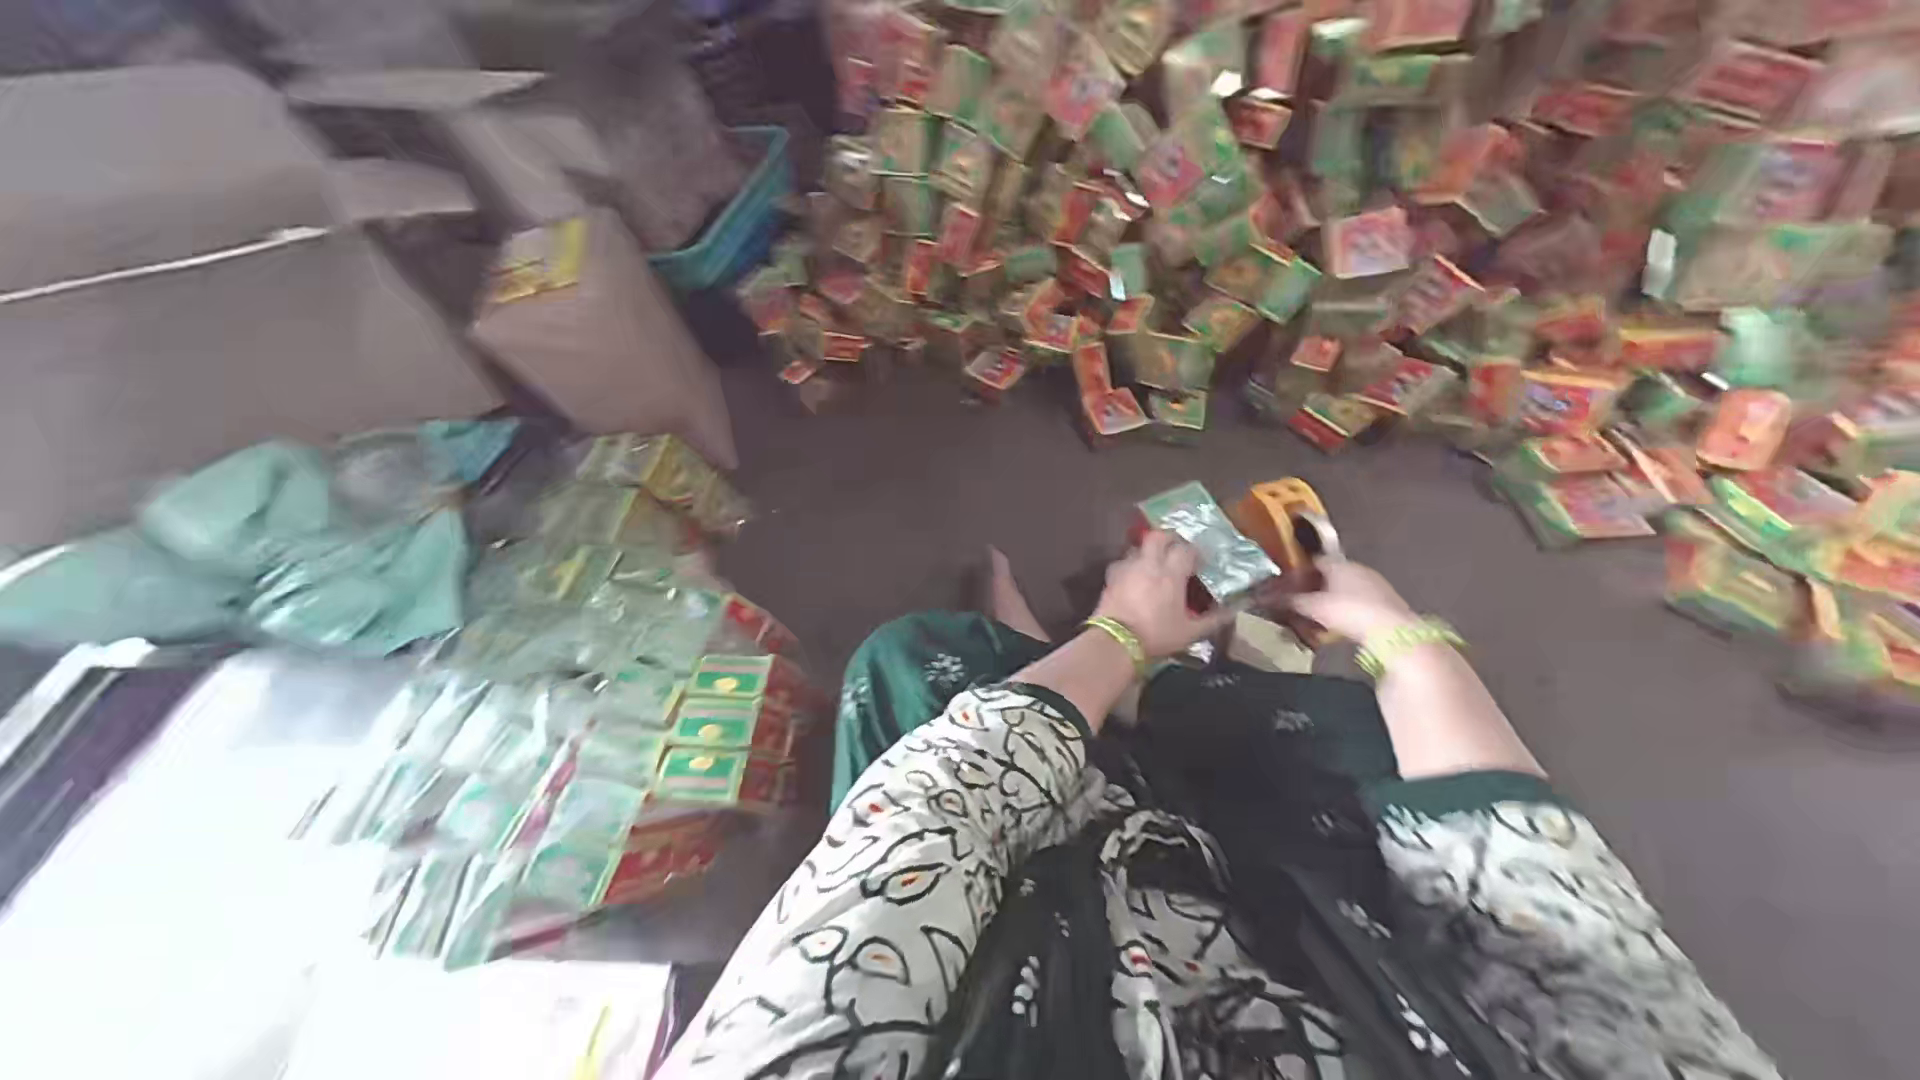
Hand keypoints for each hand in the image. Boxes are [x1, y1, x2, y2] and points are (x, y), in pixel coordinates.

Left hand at [1092, 531, 1235, 657]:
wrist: (1116, 641)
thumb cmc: (1156, 635)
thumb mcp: (1190, 632)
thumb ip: (1214, 619)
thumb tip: (1234, 610)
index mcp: (1171, 574)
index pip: (1185, 550)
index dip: (1194, 552)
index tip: (1199, 562)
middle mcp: (1148, 564)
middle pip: (1158, 536)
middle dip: (1169, 538)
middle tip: (1176, 549)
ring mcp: (1127, 568)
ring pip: (1138, 547)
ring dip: (1148, 551)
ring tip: (1154, 564)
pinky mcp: (1111, 576)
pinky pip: (1123, 562)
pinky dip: (1131, 565)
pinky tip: (1134, 576)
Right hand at [1288, 558, 1418, 640]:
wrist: (1392, 631)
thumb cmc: (1348, 611)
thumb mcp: (1312, 607)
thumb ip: (1289, 601)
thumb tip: (1266, 598)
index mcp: (1339, 564)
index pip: (1314, 561)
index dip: (1299, 572)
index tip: (1290, 584)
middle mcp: (1358, 568)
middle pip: (1330, 574)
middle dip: (1315, 586)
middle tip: (1303, 601)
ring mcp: (1375, 583)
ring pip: (1346, 587)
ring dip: (1332, 598)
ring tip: (1320, 615)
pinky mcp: (1387, 599)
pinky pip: (1360, 599)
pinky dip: (1347, 607)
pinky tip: (1342, 622)